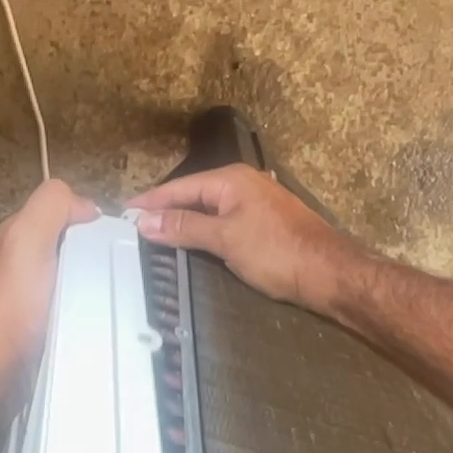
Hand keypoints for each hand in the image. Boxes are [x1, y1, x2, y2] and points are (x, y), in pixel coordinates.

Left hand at [0, 179, 99, 392]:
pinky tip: (101, 308)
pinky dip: (91, 297)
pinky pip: (76, 294)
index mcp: (18, 232)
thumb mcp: (28, 238)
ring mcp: (35, 289)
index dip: (86, 214)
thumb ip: (52, 206)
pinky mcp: (46, 316)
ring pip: (76, 265)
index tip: (107, 237)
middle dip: (95, 244)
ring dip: (96, 273)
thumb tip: (88, 208)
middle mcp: (24, 255)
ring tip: (113, 286)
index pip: (63, 205)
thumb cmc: (16, 302)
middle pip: (72, 236)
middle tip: (114, 263)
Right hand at [127, 165, 367, 312]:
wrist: (330, 273)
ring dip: (184, 220)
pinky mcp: (266, 222)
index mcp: (231, 179)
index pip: (179, 187)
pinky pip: (224, 219)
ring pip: (210, 208)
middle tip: (134, 226)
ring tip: (156, 234)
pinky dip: (204, 228)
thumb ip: (184, 227)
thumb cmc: (276, 252)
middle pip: (193, 194)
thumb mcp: (225, 239)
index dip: (150, 201)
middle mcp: (243, 183)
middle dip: (165, 209)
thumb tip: (145, 221)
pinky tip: (195, 240)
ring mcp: (257, 202)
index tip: (122, 213)